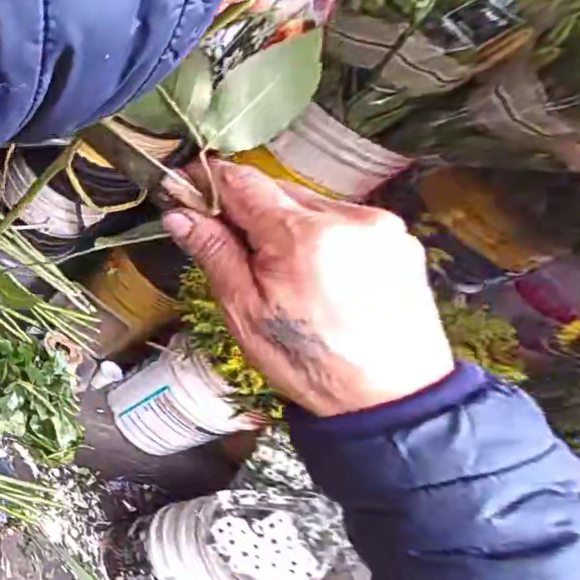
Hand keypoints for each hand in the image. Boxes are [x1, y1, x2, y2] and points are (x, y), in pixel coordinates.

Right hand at [163, 161, 453, 416]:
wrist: (390, 397)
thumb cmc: (310, 362)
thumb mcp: (245, 312)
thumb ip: (214, 253)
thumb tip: (179, 214)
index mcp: (301, 236)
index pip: (242, 182)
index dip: (208, 181)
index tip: (187, 189)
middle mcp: (346, 217)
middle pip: (276, 188)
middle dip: (245, 209)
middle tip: (226, 241)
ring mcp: (379, 225)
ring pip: (310, 203)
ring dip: (283, 222)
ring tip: (277, 269)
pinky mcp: (399, 239)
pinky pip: (343, 219)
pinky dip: (319, 234)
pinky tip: (315, 273)